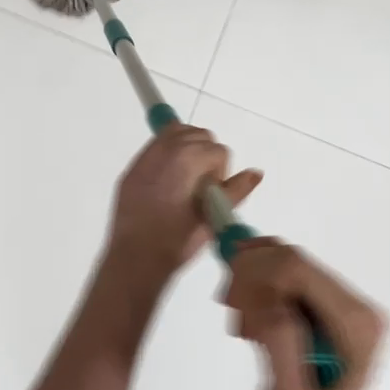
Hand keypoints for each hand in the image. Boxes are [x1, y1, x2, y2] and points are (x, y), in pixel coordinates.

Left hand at [105, 125, 261, 272]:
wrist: (136, 257)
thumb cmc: (178, 241)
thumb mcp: (212, 217)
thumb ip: (235, 190)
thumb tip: (256, 172)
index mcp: (187, 159)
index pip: (218, 150)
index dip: (220, 172)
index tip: (212, 193)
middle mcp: (165, 148)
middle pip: (199, 135)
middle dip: (206, 156)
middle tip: (202, 186)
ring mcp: (146, 156)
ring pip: (176, 132)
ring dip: (188, 148)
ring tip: (187, 179)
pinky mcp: (133, 166)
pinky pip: (156, 144)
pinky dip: (168, 152)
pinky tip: (169, 179)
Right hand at [225, 240, 386, 389]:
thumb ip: (284, 350)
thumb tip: (271, 303)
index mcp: (357, 324)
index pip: (296, 267)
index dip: (256, 278)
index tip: (233, 308)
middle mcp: (356, 308)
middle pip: (288, 258)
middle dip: (250, 278)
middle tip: (229, 312)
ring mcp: (339, 309)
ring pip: (281, 262)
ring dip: (249, 284)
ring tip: (240, 327)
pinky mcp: (321, 313)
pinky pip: (280, 277)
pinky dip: (254, 290)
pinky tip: (247, 323)